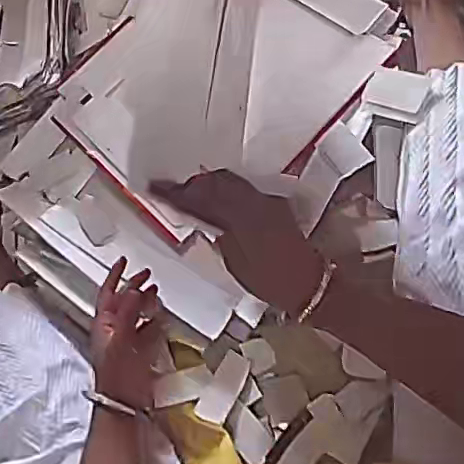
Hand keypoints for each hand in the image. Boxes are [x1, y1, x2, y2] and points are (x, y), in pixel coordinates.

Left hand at [91, 257, 163, 409]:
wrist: (123, 404)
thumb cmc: (115, 376)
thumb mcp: (119, 340)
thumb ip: (126, 315)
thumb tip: (134, 292)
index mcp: (103, 324)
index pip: (108, 292)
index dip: (114, 275)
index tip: (123, 261)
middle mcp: (113, 330)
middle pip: (124, 301)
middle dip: (134, 286)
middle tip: (146, 274)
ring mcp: (126, 341)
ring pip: (136, 314)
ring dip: (145, 302)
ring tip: (155, 293)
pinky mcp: (138, 353)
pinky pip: (147, 331)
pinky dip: (154, 322)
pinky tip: (161, 318)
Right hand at [151, 170, 326, 313]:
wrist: (307, 283)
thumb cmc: (269, 281)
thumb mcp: (234, 261)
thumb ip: (218, 234)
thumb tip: (203, 220)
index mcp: (240, 216)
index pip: (200, 198)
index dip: (175, 193)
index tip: (156, 188)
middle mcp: (254, 201)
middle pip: (215, 182)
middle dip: (192, 184)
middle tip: (172, 190)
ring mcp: (266, 200)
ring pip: (230, 181)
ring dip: (208, 184)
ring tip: (191, 192)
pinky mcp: (274, 203)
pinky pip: (243, 188)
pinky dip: (225, 189)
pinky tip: (217, 198)